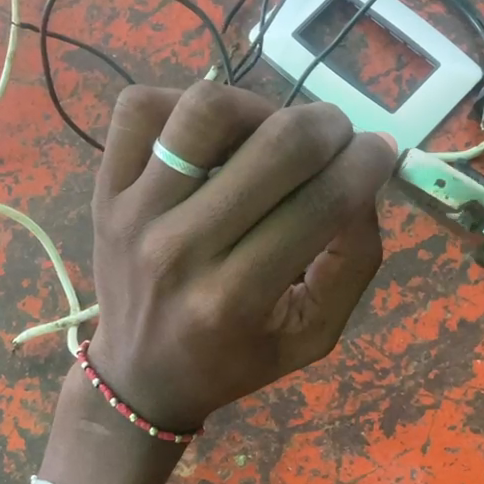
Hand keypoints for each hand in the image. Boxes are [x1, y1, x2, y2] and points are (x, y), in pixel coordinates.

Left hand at [84, 81, 398, 431]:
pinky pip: (139, 108)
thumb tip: (368, 177)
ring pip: (207, 111)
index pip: (321, 204)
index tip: (378, 155)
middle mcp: (180, 251)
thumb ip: (352, 264)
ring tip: (271, 136)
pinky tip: (211, 139)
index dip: (366, 165)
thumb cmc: (234, 361)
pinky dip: (183, 104)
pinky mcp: (105, 191)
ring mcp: (134, 215)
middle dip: (328, 129)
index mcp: (235, 300)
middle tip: (337, 141)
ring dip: (258, 108)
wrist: (140, 378)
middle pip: (276, 147)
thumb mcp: (312, 335)